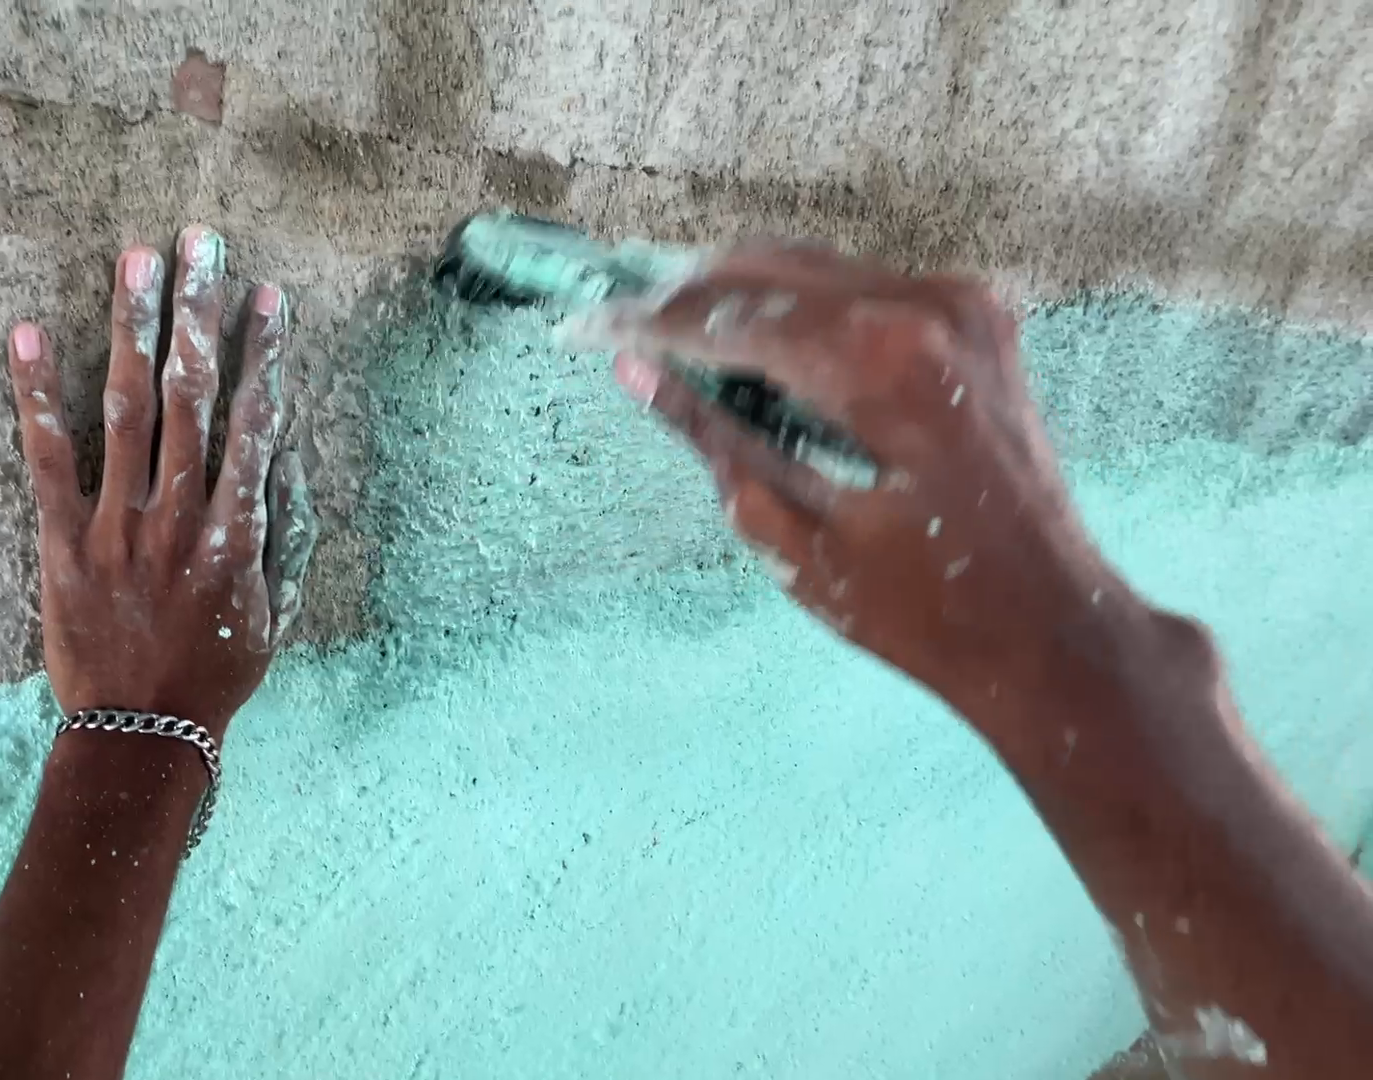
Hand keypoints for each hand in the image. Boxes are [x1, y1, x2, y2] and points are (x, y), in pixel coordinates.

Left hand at [5, 226, 316, 731]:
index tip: (270, 300)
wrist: (141, 733)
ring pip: (128, 412)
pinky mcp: (61, 544)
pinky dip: (36, 397)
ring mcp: (117, 527)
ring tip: (135, 262)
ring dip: (132, 331)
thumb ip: (287, 535)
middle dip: (199, 315)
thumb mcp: (277, 611)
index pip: (255, 427)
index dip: (265, 357)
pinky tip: (29, 335)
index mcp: (238, 536)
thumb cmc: (218, 672)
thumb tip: (284, 460)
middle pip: (192, 398)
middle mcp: (180, 518)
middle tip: (200, 244)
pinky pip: (46, 461)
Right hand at [602, 245, 1141, 725]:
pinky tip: (738, 343)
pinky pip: (845, 286)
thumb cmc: (910, 604)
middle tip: (613, 332)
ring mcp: (958, 299)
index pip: (726, 318)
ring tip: (660, 337)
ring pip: (802, 266)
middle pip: (761, 271)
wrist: (1049, 624)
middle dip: (676, 301)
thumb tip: (634, 371)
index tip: (582, 328)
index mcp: (878, 361)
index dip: (643, 324)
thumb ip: (708, 435)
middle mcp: (923, 303)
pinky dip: (780, 308)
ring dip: (724, 299)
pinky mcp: (969, 313)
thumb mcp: (784, 529)